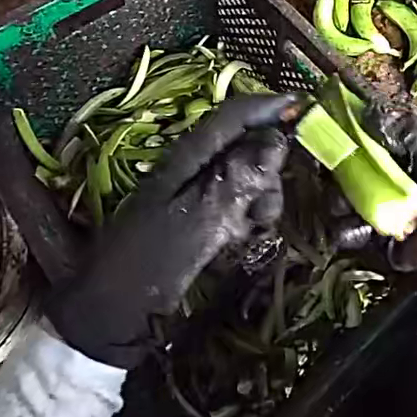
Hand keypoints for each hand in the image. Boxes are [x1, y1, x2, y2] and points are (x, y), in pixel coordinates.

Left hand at [48, 94, 294, 367]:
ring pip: (247, 177)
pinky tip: (239, 240)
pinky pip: (238, 204)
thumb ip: (238, 178)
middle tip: (265, 210)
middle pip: (247, 146)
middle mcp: (194, 165)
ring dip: (260, 200)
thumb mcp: (200, 218)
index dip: (267, 107)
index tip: (303, 107)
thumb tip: (277, 140)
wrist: (114, 310)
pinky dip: (247, 218)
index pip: (233, 116)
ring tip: (248, 231)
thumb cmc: (152, 260)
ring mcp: (196, 191)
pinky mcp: (199, 216)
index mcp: (189, 155)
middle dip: (268, 171)